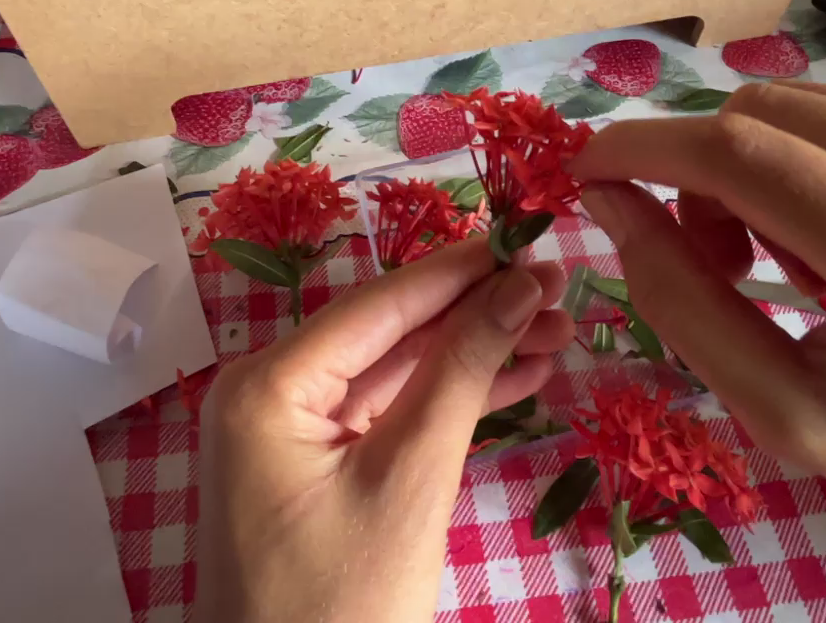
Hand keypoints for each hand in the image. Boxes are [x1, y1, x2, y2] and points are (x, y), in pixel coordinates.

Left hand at [193, 238, 574, 622]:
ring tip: (557, 328)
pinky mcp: (320, 462)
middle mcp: (271, 390)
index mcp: (268, 384)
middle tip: (556, 286)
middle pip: (393, 333)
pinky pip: (391, 412)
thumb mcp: (411, 478)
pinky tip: (519, 376)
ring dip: (476, 354)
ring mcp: (293, 428)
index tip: (523, 240)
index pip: (380, 305)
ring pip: (399, 371)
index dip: (459, 270)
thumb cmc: (345, 609)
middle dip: (478, 312)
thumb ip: (462, 371)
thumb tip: (518, 286)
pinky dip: (451, 399)